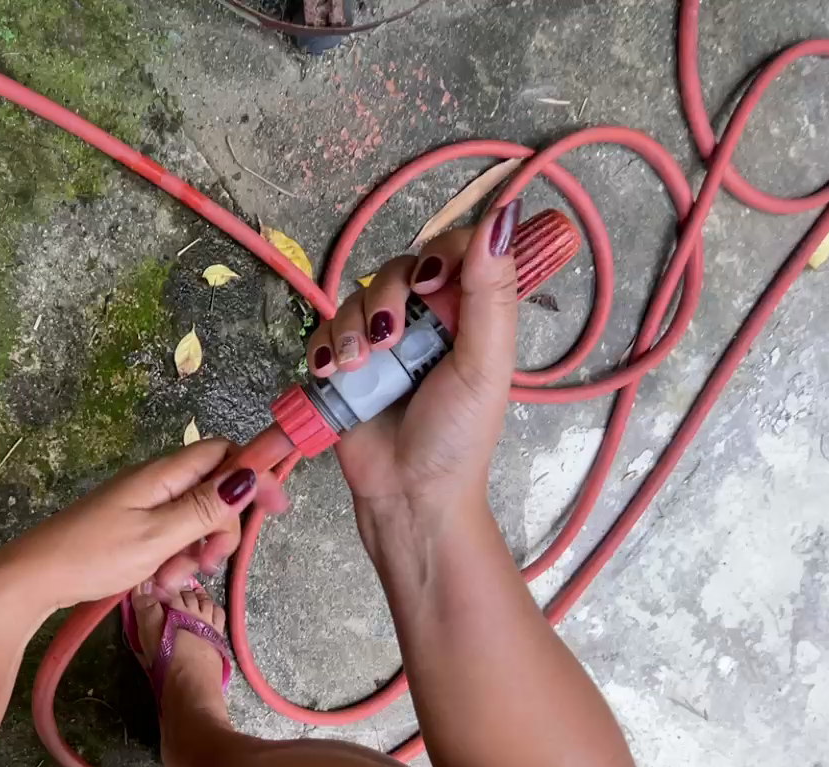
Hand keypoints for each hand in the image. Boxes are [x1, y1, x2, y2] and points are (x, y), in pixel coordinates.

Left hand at [0, 439, 271, 612]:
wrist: (36, 577)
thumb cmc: (95, 555)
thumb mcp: (158, 536)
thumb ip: (204, 508)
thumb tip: (249, 477)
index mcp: (162, 475)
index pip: (221, 454)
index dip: (254, 473)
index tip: (276, 507)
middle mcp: (155, 483)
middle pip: (212, 492)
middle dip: (219, 530)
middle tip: (206, 564)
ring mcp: (142, 506)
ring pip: (192, 520)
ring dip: (193, 552)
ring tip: (169, 580)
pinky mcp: (131, 528)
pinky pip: (169, 537)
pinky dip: (172, 558)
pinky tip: (157, 582)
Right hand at [307, 199, 522, 514]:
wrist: (407, 492)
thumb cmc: (456, 434)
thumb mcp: (484, 364)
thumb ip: (489, 293)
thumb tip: (506, 213)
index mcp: (465, 315)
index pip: (452, 252)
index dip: (437, 254)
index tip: (429, 282)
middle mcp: (422, 323)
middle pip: (395, 271)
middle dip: (386, 299)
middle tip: (389, 340)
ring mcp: (378, 346)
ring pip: (354, 301)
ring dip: (351, 328)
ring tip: (357, 366)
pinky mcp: (342, 369)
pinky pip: (323, 336)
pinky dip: (323, 348)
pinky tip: (330, 371)